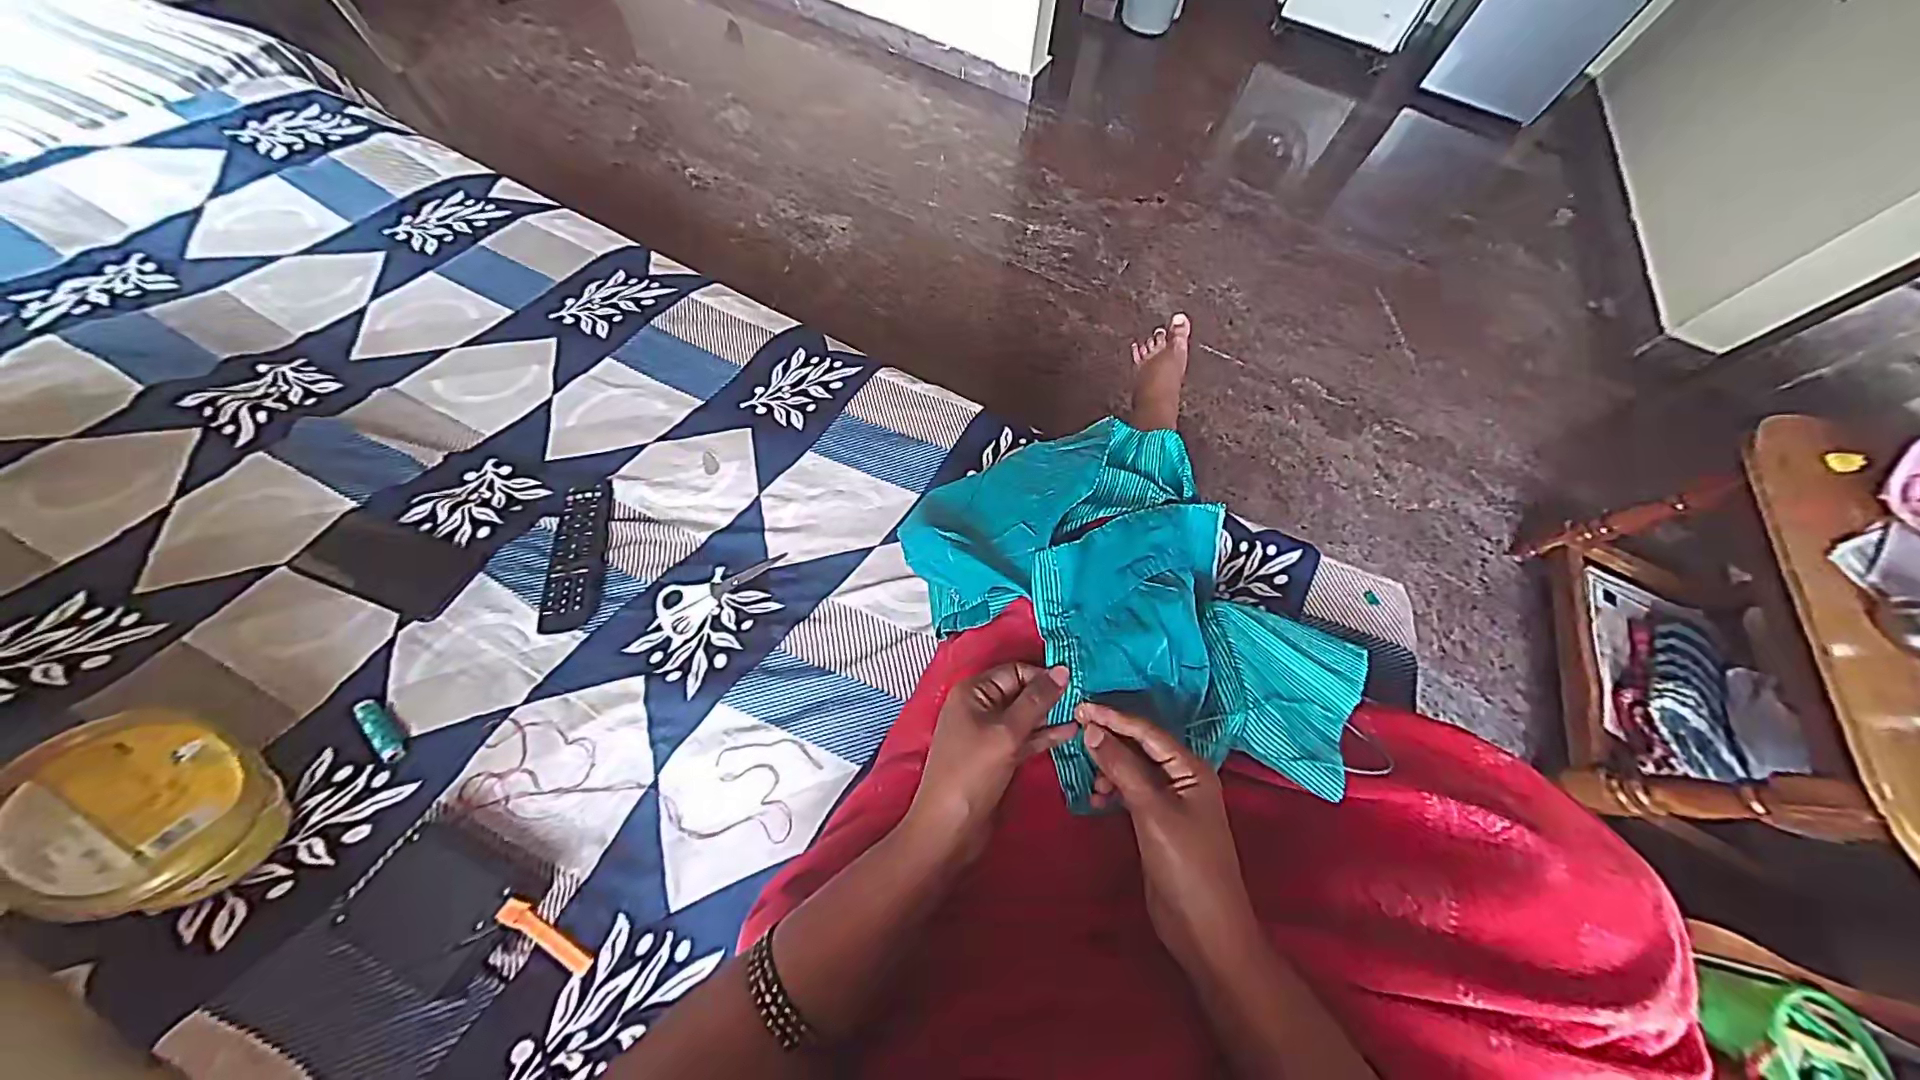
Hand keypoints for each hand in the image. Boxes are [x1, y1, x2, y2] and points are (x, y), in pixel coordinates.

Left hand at [907, 662, 1073, 860]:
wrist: (950, 828)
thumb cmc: (973, 772)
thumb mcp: (1007, 732)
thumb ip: (1036, 700)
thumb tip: (1062, 670)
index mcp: (973, 691)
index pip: (1015, 671)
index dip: (1043, 676)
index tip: (1074, 685)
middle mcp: (979, 706)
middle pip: (1021, 691)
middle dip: (1050, 695)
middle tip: (1085, 699)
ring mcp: (989, 732)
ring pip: (1025, 715)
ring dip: (1051, 715)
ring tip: (1083, 715)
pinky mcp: (998, 755)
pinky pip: (1025, 737)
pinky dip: (1044, 735)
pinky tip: (1070, 733)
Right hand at [1078, 703, 1261, 969]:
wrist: (1205, 929)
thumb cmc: (1186, 864)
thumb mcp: (1151, 811)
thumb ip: (1122, 767)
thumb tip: (1093, 730)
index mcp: (1191, 769)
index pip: (1147, 732)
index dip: (1114, 717)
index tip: (1081, 707)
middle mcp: (1182, 778)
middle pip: (1140, 747)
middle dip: (1110, 739)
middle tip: (1076, 729)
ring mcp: (1170, 800)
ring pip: (1133, 769)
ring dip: (1109, 767)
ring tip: (1090, 780)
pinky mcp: (1158, 821)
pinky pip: (1130, 791)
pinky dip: (1113, 790)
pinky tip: (1097, 799)